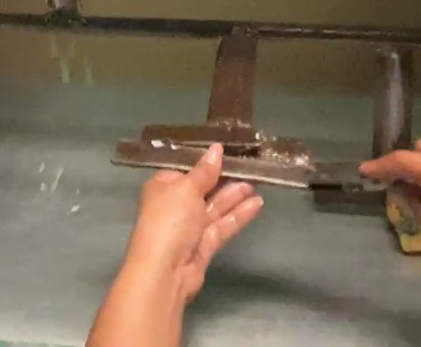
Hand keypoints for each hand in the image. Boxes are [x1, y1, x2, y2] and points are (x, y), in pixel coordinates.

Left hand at [120, 143, 264, 302]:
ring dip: (234, 196)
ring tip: (256, 183)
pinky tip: (257, 204)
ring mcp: (190, 228)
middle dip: (223, 179)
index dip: (204, 163)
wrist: (165, 272)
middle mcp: (175, 206)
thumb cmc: (170, 219)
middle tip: (247, 167)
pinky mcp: (204, 246)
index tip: (226, 152)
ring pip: (215, 207)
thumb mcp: (187, 188)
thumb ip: (205, 171)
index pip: (185, 171)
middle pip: (202, 189)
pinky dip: (238, 215)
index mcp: (163, 187)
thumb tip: (216, 148)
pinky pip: (222, 225)